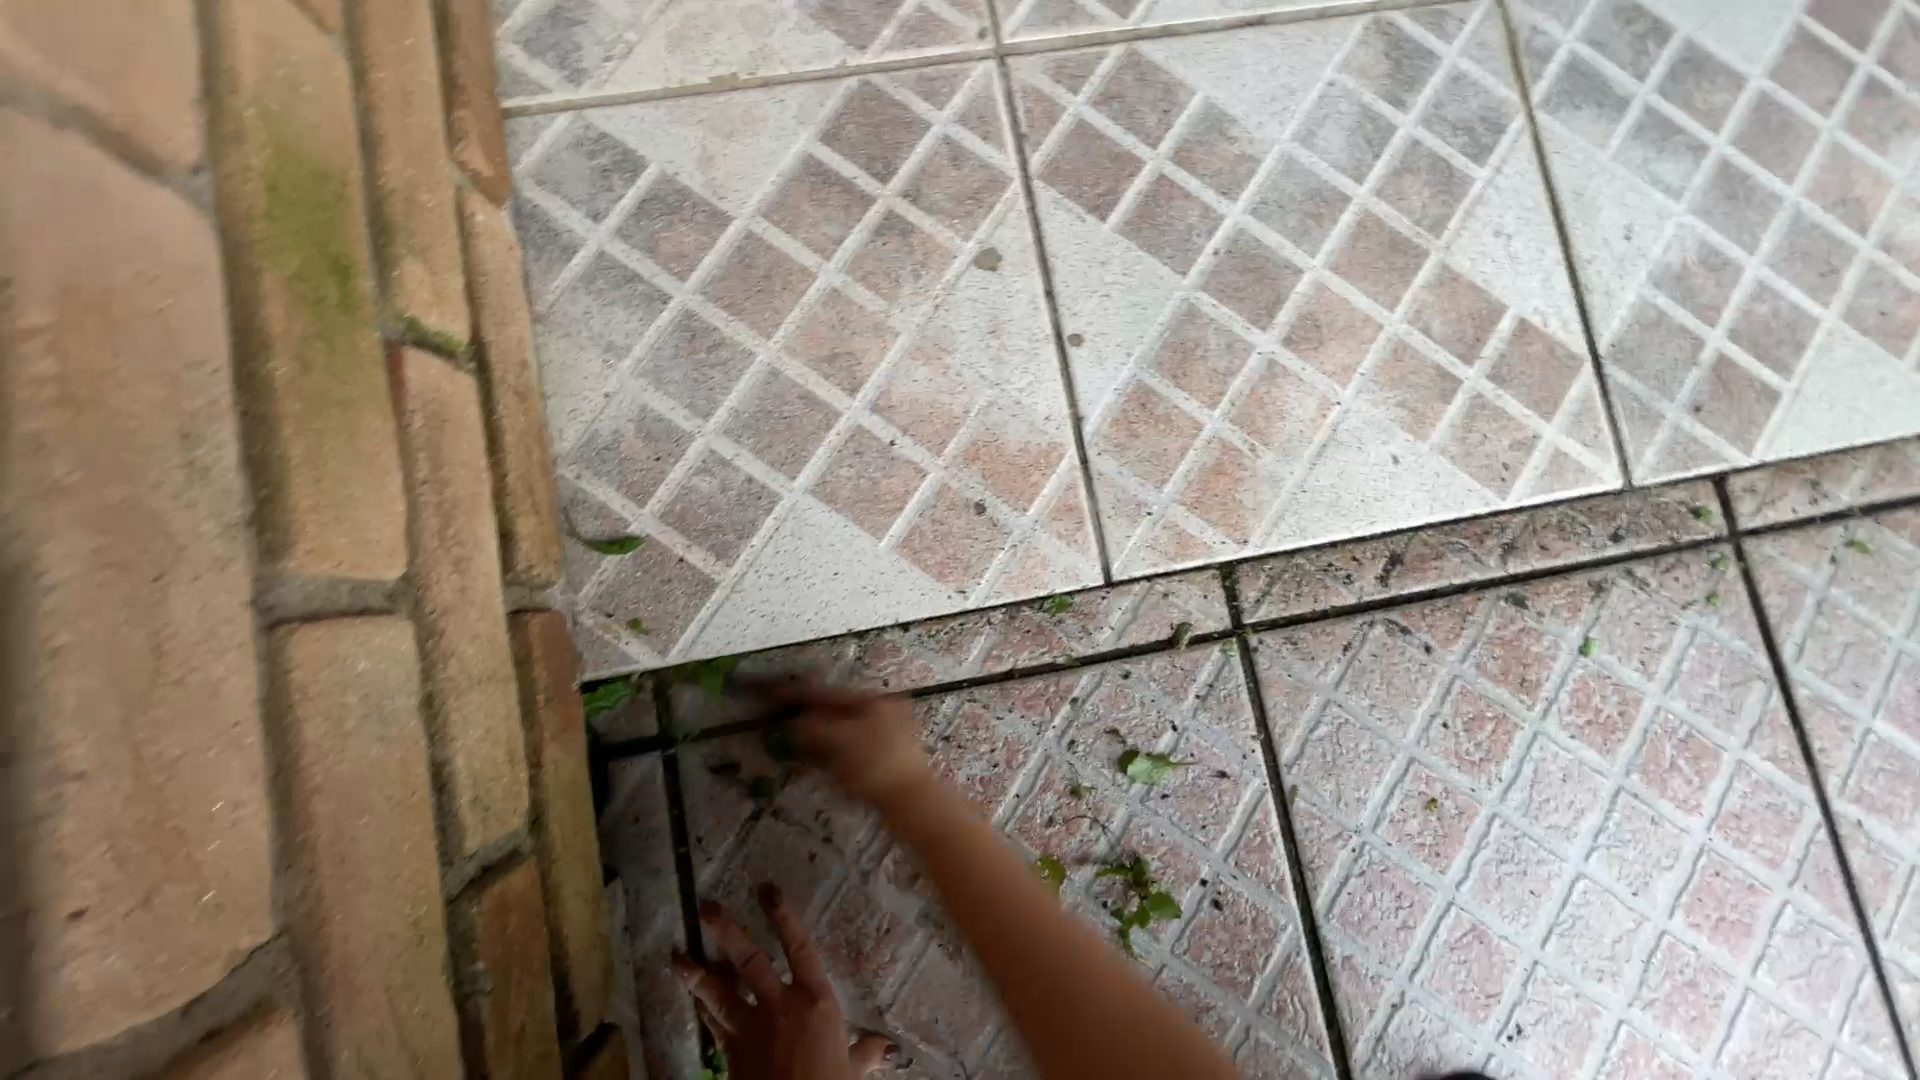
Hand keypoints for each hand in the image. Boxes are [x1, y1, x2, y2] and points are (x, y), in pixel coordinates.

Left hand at [674, 885, 898, 1079]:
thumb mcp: (851, 1071)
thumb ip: (864, 1053)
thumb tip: (888, 1049)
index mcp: (816, 1001)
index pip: (800, 948)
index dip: (784, 917)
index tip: (768, 890)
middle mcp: (781, 1005)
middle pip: (751, 961)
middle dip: (729, 933)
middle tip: (709, 907)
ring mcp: (751, 1028)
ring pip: (720, 993)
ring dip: (698, 974)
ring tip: (678, 957)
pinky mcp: (731, 1053)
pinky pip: (713, 1024)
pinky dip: (703, 1010)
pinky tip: (691, 998)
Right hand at [763, 680, 931, 810]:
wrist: (912, 803)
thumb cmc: (876, 764)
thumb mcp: (840, 740)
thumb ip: (814, 727)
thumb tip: (796, 722)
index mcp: (876, 701)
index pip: (831, 694)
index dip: (802, 695)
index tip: (777, 693)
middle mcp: (885, 714)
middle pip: (839, 714)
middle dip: (811, 720)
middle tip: (784, 723)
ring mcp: (889, 739)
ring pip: (845, 736)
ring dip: (820, 741)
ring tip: (796, 746)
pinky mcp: (887, 764)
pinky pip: (853, 755)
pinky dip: (833, 758)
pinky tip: (817, 765)